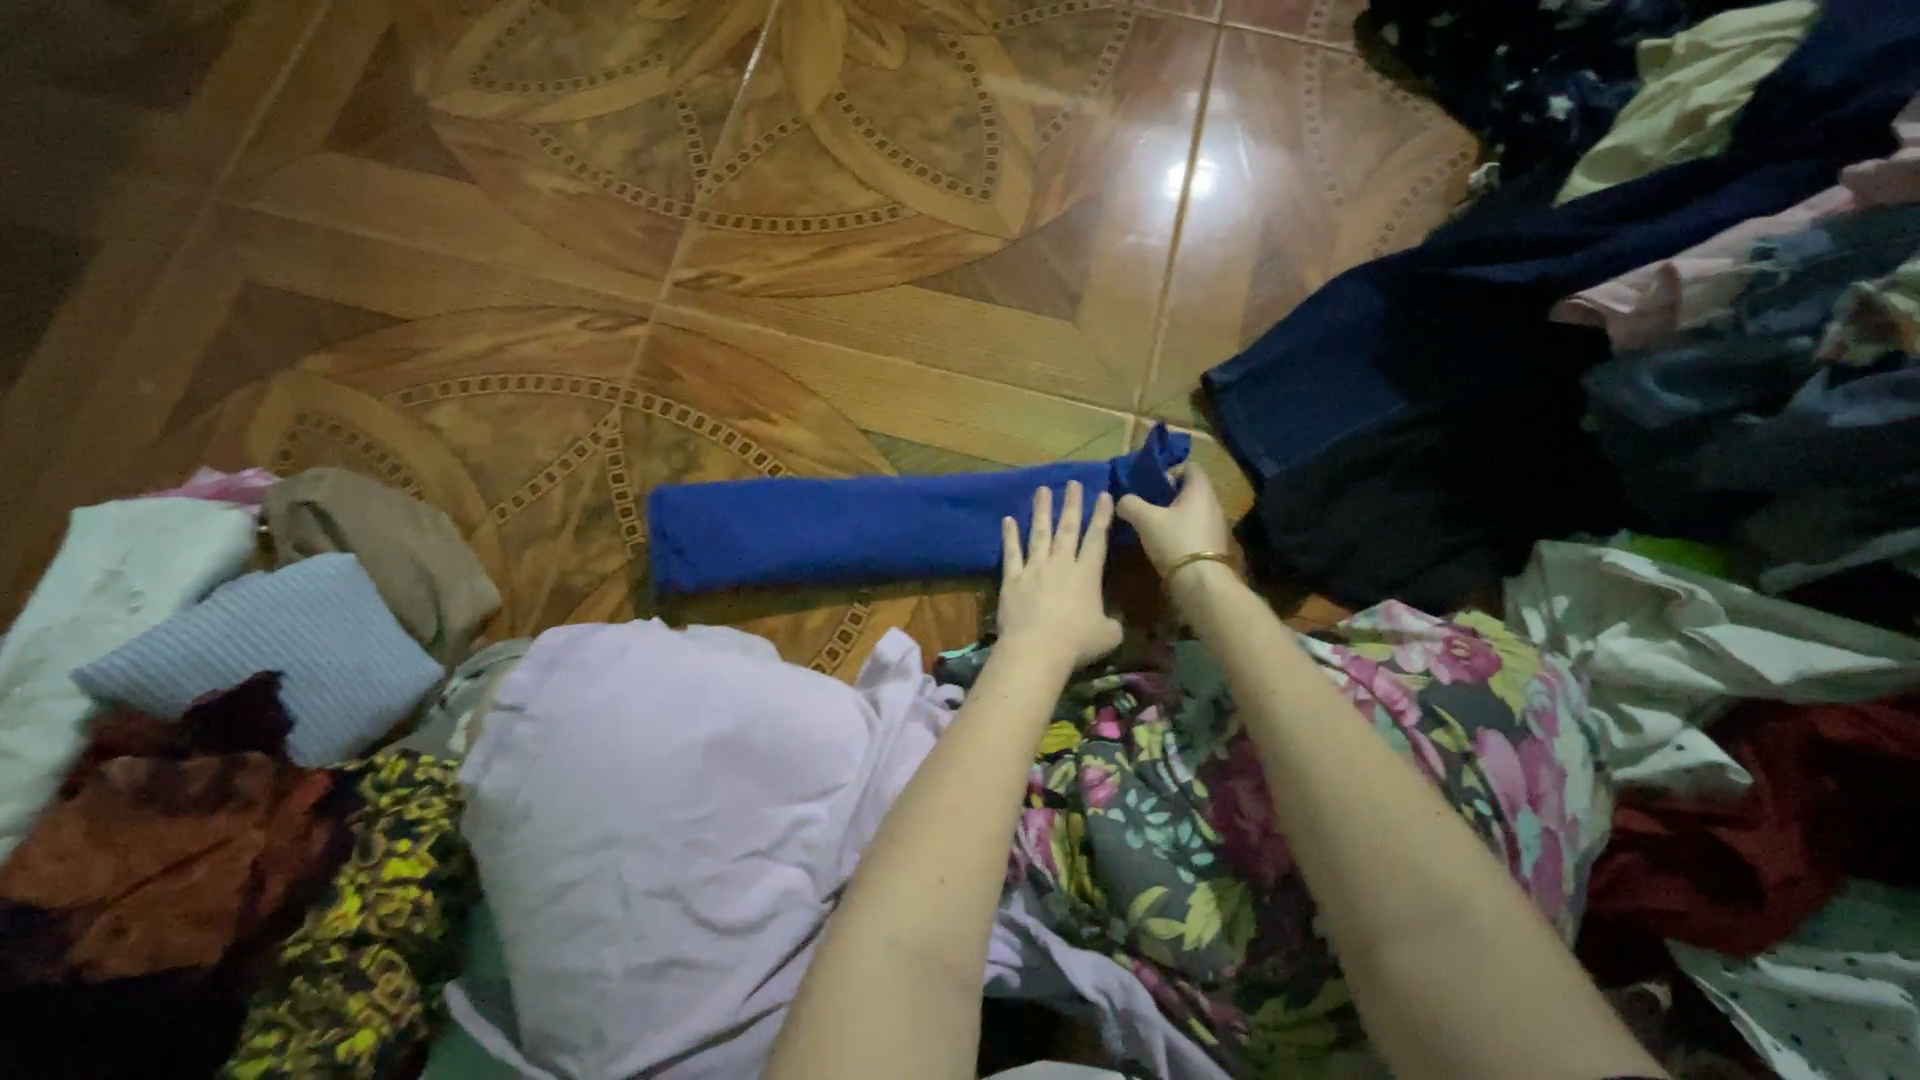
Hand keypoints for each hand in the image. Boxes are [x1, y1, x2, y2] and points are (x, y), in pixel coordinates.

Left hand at [998, 482, 1123, 669]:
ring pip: (1039, 532)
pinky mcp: (1012, 578)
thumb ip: (1112, 623)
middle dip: (1072, 504)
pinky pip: (1011, 552)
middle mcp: (1061, 563)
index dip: (1101, 516)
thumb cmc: (1077, 642)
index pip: (1097, 538)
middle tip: (1072, 483)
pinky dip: (1009, 535)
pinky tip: (1008, 520)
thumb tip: (1114, 621)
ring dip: (1042, 510)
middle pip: (1067, 528)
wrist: (1037, 648)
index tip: (1104, 495)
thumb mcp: (1108, 635)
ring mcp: (1035, 568)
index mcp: (1087, 574)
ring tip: (1043, 490)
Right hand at [1115, 465, 1230, 576]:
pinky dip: (1180, 532)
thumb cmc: (1175, 541)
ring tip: (1153, 526)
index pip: (1190, 467)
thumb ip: (1130, 504)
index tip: (1152, 486)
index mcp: (1200, 490)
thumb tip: (1122, 501)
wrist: (1200, 582)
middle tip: (1147, 506)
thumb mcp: (1145, 520)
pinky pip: (1195, 530)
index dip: (1170, 471)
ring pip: (1192, 511)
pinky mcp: (1213, 546)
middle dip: (1168, 496)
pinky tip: (1165, 544)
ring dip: (1174, 515)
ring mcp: (1216, 526)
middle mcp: (1213, 503)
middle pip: (1190, 490)